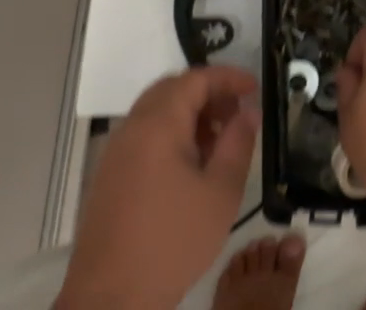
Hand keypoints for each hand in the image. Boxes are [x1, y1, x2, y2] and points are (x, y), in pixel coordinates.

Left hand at [57, 66, 260, 309]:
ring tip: (220, 140)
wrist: (111, 299)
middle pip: (171, 90)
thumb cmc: (173, 241)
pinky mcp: (109, 177)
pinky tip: (192, 165)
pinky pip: (143, 136)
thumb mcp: (221, 191)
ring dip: (190, 114)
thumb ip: (238, 143)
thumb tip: (247, 112)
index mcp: (158, 126)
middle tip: (238, 111)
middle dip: (208, 92)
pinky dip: (171, 134)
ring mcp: (115, 154)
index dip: (228, 77)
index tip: (255, 89)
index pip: (194, 79)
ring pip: (156, 113)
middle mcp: (131, 131)